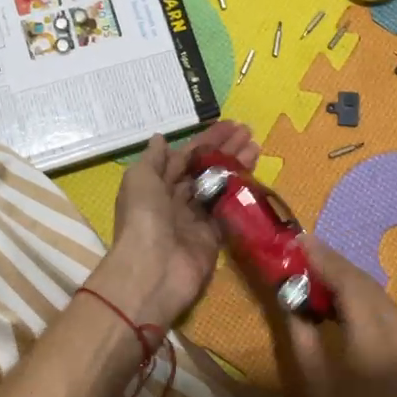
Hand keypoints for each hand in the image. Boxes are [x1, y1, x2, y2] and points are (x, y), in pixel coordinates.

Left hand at [87, 121, 260, 326]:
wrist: (153, 271)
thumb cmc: (143, 218)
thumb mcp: (139, 179)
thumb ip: (153, 159)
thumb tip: (161, 138)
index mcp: (156, 185)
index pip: (185, 157)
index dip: (207, 141)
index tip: (230, 125)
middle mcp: (175, 201)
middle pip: (205, 170)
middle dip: (226, 151)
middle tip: (250, 132)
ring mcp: (195, 220)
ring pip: (219, 188)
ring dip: (237, 167)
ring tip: (257, 148)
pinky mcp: (213, 239)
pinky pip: (228, 212)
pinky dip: (241, 195)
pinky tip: (256, 178)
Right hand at [287, 240, 396, 396]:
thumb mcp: (316, 386)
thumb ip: (303, 333)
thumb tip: (289, 295)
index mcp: (377, 345)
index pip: (350, 284)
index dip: (324, 259)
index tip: (298, 240)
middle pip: (367, 284)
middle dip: (334, 265)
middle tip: (302, 251)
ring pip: (380, 294)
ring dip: (349, 281)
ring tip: (316, 270)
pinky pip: (390, 311)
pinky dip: (365, 300)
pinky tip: (342, 299)